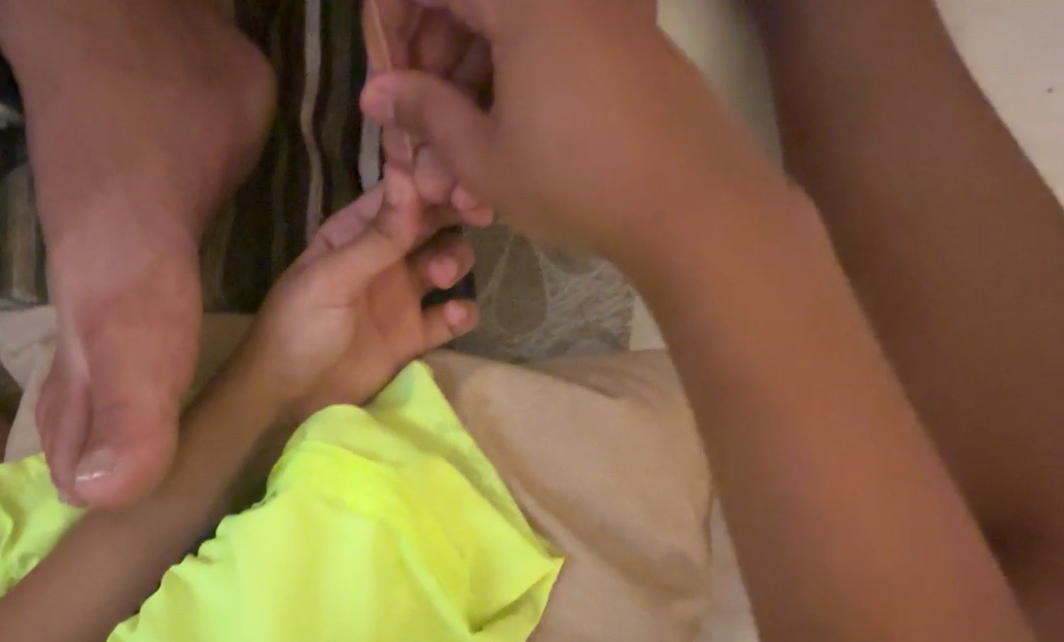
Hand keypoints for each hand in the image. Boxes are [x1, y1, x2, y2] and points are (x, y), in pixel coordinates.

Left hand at [238, 165, 478, 418]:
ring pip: (449, 262)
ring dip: (455, 261)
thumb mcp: (332, 278)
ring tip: (440, 278)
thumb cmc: (298, 326)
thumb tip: (411, 178)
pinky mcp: (414, 337)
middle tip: (479, 214)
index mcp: (358, 231)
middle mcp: (386, 257)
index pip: (403, 193)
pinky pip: (450, 317)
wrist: (289, 395)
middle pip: (434, 222)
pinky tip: (452, 315)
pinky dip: (461, 312)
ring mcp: (402, 296)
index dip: (433, 181)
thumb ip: (376, 237)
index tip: (460, 181)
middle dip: (457, 213)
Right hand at [359, 0, 791, 271]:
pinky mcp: (622, 36)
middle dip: (433, 74)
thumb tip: (374, 92)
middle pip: (469, 8)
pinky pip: (548, 47)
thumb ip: (423, 114)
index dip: (392, 31)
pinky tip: (504, 153)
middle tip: (421, 145)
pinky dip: (515, 91)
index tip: (386, 87)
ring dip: (470, 96)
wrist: (689, 201)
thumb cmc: (574, 180)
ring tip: (458, 174)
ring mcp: (598, 7)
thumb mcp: (483, 157)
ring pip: (507, 35)